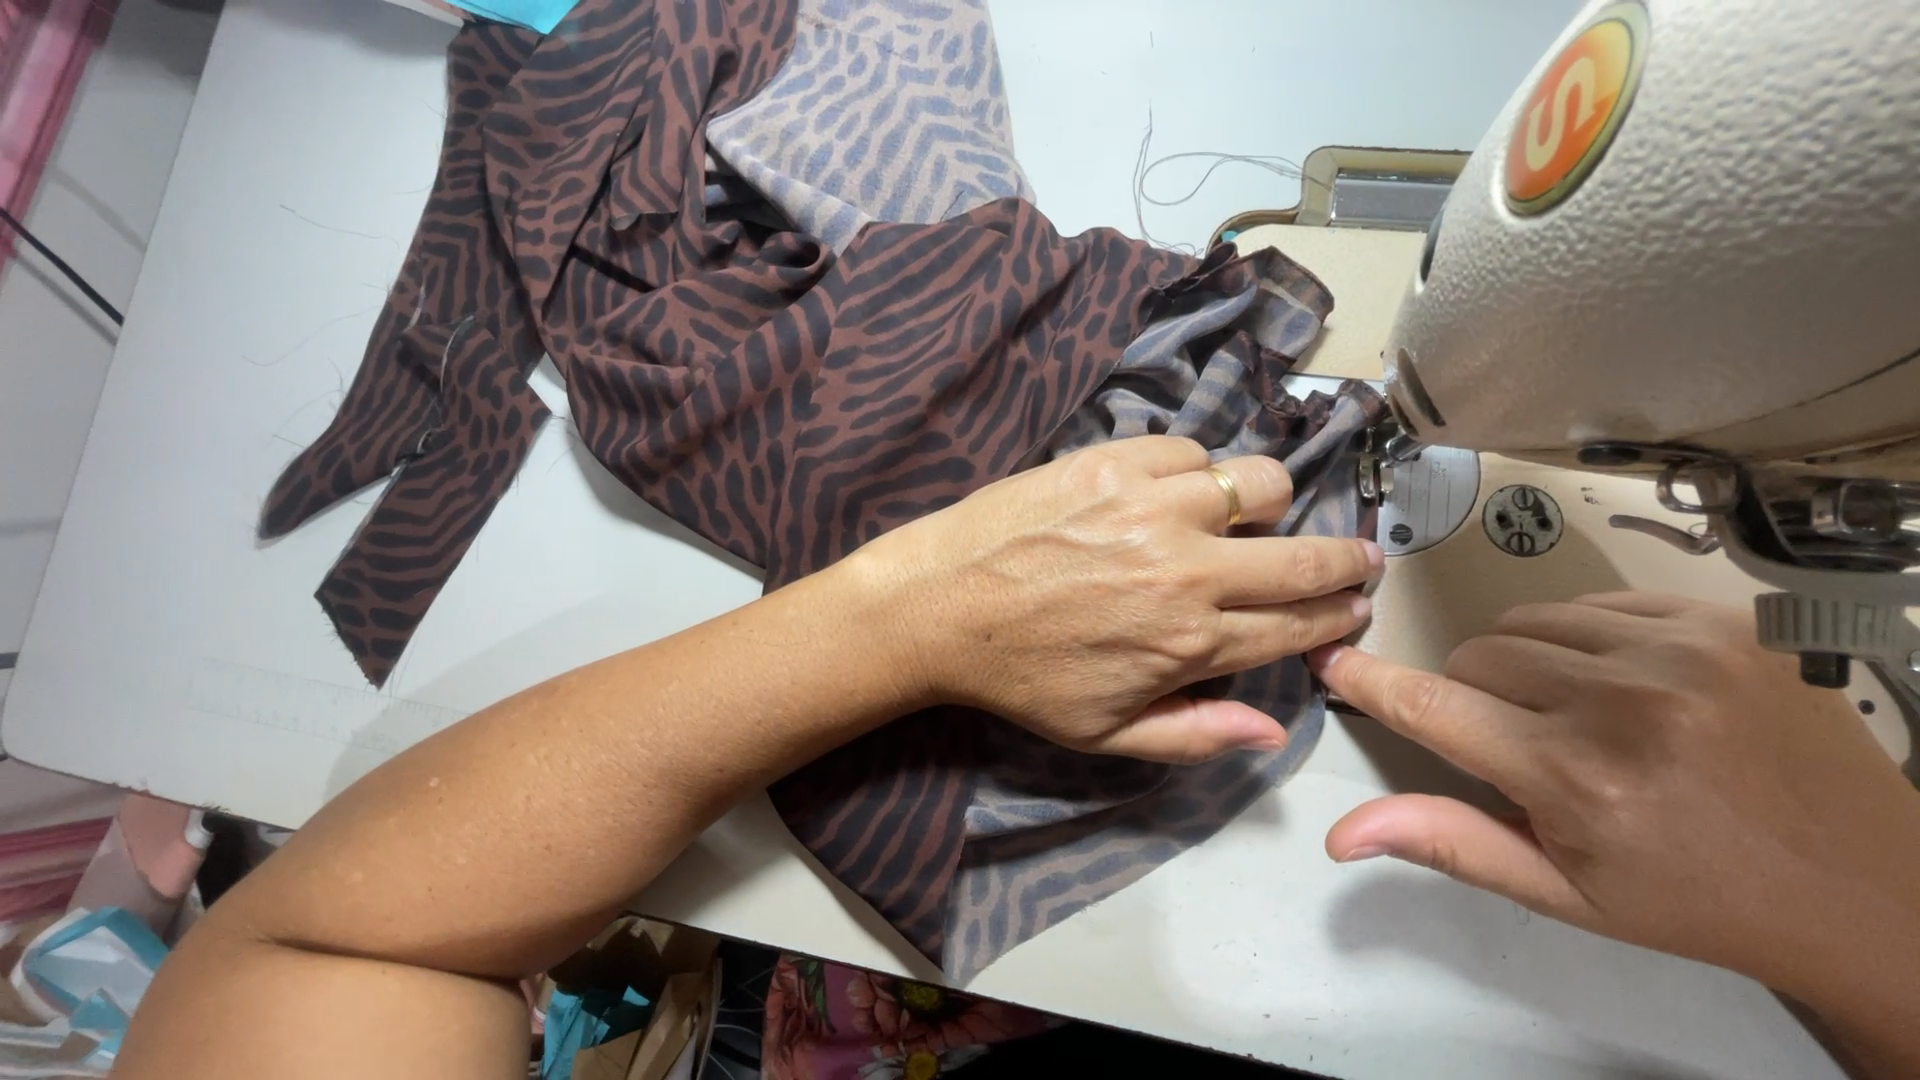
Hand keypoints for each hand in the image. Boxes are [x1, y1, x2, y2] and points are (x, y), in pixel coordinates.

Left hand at [847, 436, 1379, 763]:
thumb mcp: (1104, 733)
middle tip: (1356, 558)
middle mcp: (1187, 569)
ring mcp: (1151, 506)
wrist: (939, 606)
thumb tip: (1274, 730)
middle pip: (1304, 557)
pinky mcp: (1112, 462)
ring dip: (1264, 505)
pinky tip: (1168, 493)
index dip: (1337, 614)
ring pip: (1259, 483)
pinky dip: (1191, 472)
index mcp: (1190, 643)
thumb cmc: (1020, 677)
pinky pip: (1189, 451)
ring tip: (1242, 519)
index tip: (1356, 602)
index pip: (1297, 624)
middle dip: (1345, 560)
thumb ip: (1195, 735)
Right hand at [1312, 593, 1919, 1008]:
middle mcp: (1623, 702)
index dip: (1368, 681)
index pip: (1432, 707)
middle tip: (1517, 743)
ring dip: (1522, 665)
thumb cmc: (1694, 899)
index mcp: (1578, 780)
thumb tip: (1339, 834)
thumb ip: (1447, 844)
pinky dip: (1578, 639)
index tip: (1327, 660)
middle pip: (1475, 657)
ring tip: (1570, 713)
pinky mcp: (1719, 621)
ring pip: (1524, 625)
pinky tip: (1620, 683)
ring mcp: (1678, 650)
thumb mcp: (1563, 892)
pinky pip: (1587, 605)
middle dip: (1474, 698)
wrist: (1875, 887)